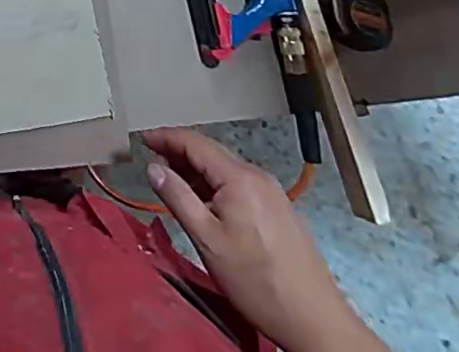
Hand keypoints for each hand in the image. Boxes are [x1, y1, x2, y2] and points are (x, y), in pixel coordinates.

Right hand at [144, 128, 384, 351]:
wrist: (315, 320)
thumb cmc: (256, 282)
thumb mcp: (207, 240)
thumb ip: (177, 198)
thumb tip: (153, 168)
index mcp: (239, 178)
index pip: (195, 142)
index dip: (166, 136)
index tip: (143, 139)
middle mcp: (257, 176)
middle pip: (210, 151)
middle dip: (179, 151)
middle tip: (152, 158)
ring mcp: (271, 191)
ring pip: (224, 167)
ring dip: (196, 169)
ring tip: (172, 180)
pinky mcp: (278, 208)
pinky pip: (238, 182)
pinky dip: (214, 183)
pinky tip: (203, 199)